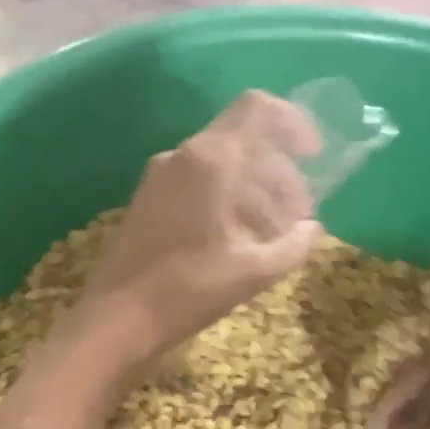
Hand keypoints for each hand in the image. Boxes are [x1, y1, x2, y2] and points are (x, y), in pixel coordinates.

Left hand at [72, 90, 322, 367]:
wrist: (116, 319)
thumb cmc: (188, 290)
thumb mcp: (253, 271)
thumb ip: (293, 244)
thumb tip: (310, 229)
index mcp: (210, 160)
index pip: (258, 109)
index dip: (293, 123)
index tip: (313, 156)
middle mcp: (181, 157)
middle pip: (242, 142)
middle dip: (278, 174)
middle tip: (298, 216)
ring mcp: (158, 178)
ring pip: (219, 167)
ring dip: (253, 192)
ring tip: (273, 236)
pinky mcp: (146, 202)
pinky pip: (195, 185)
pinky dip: (224, 201)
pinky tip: (237, 242)